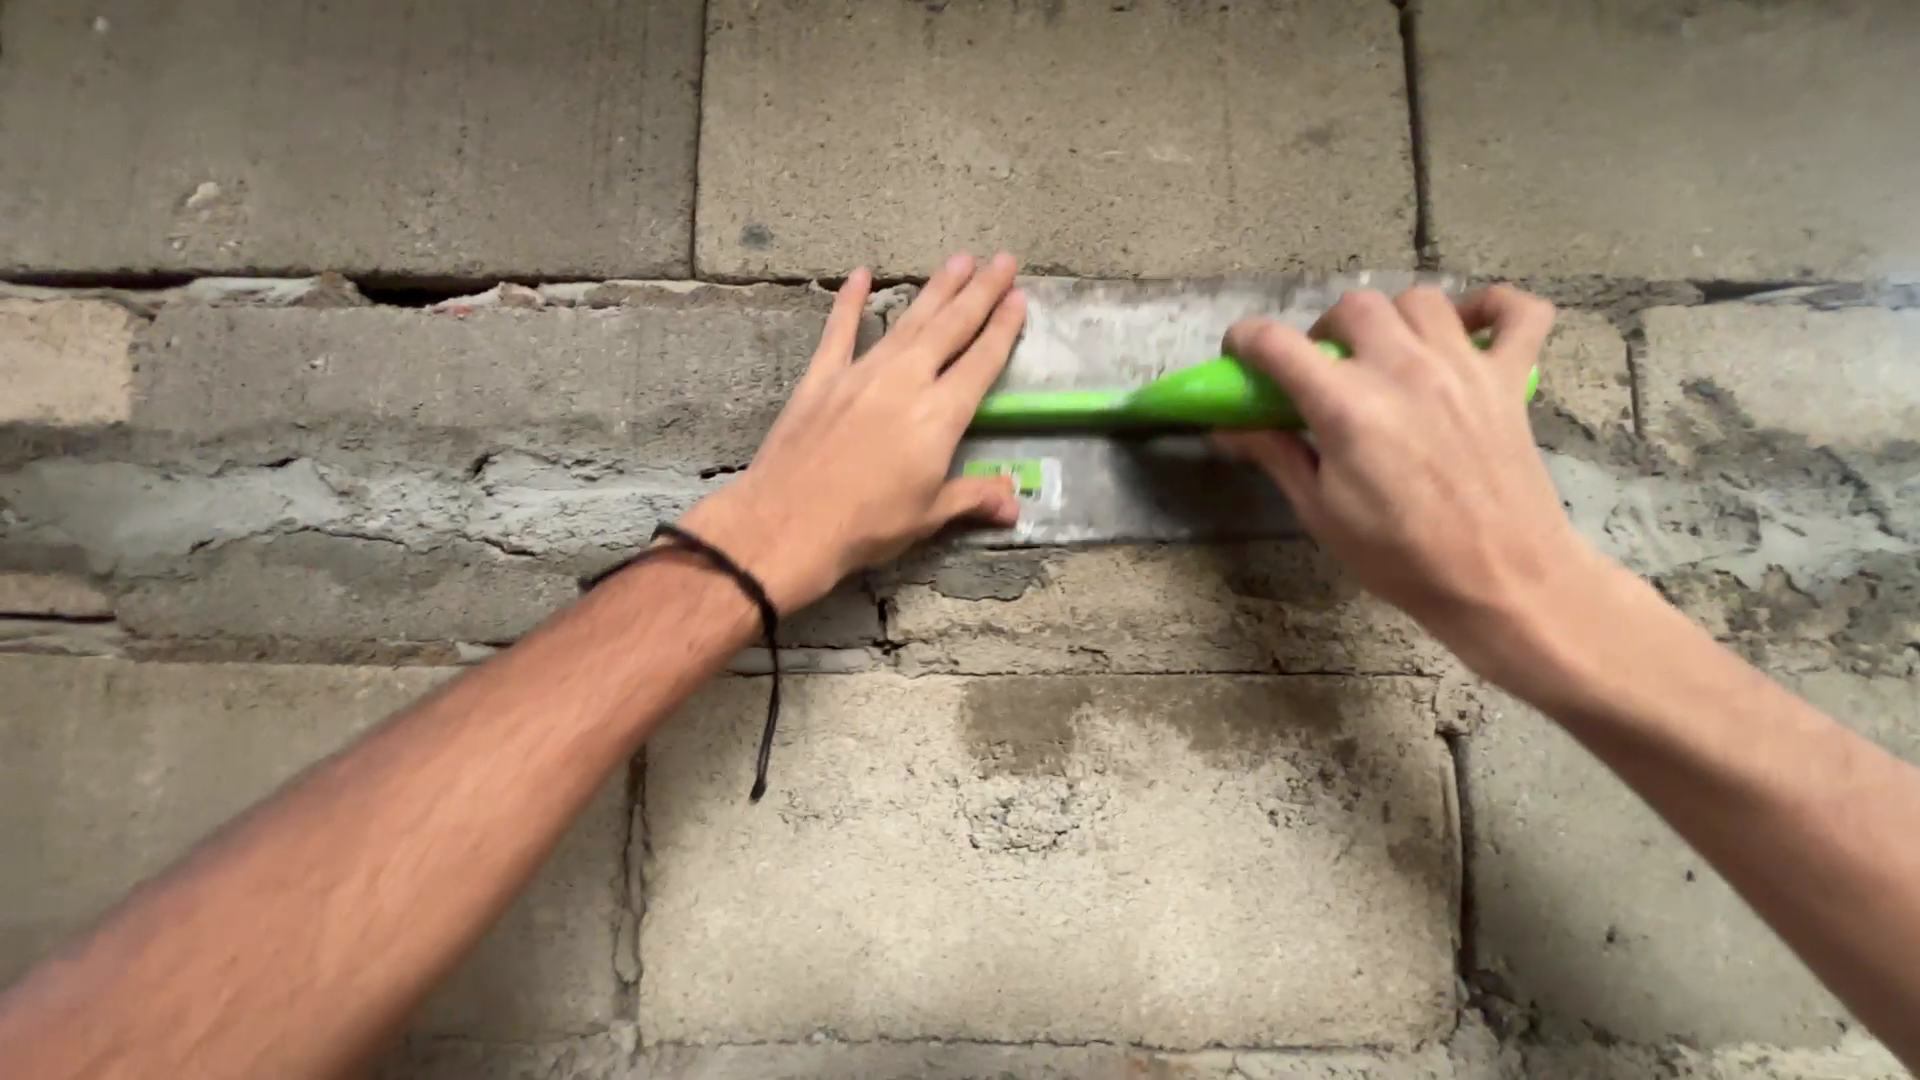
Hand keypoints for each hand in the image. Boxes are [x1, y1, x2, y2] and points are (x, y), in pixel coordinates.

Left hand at [680, 253, 1026, 612]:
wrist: (790, 522)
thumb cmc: (868, 524)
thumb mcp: (930, 516)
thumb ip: (974, 497)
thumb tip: (1016, 506)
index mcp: (941, 415)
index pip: (982, 362)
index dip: (1003, 329)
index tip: (1019, 299)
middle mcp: (907, 381)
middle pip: (951, 327)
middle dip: (980, 292)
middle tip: (1002, 261)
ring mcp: (862, 374)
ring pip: (907, 321)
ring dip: (935, 289)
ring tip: (958, 261)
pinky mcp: (822, 378)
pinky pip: (839, 331)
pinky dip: (850, 302)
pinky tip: (860, 275)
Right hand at [1217, 286, 1598, 676]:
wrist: (1500, 580)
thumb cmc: (1398, 555)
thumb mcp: (1319, 512)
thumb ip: (1276, 456)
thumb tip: (1227, 430)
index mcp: (1346, 407)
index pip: (1277, 344)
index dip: (1244, 340)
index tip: (1238, 354)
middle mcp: (1403, 370)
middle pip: (1353, 306)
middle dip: (1321, 328)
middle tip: (1318, 368)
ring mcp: (1463, 367)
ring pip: (1420, 298)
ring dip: (1389, 318)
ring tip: (1381, 354)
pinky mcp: (1510, 378)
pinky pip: (1516, 311)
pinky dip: (1492, 306)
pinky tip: (1466, 328)